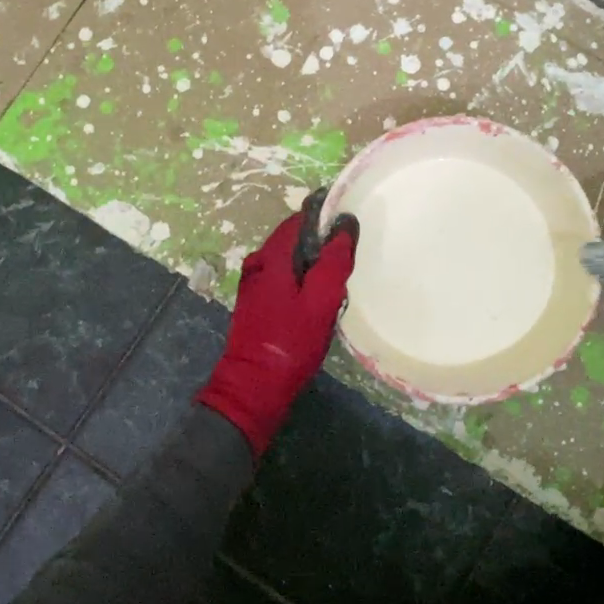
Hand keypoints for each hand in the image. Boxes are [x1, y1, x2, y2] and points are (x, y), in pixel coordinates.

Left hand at [194, 189, 358, 456]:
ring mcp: (253, 285)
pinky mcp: (255, 304)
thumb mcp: (321, 301)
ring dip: (312, 264)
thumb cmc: (290, 342)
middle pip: (294, 239)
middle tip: (350, 255)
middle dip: (321, 242)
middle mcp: (258, 264)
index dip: (326, 216)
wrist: (252, 387)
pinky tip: (318, 299)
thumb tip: (345, 224)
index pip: (300, 219)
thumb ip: (334, 261)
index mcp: (271, 256)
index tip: (351, 223)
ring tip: (338, 279)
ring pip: (289, 260)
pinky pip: (283, 279)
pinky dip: (302, 280)